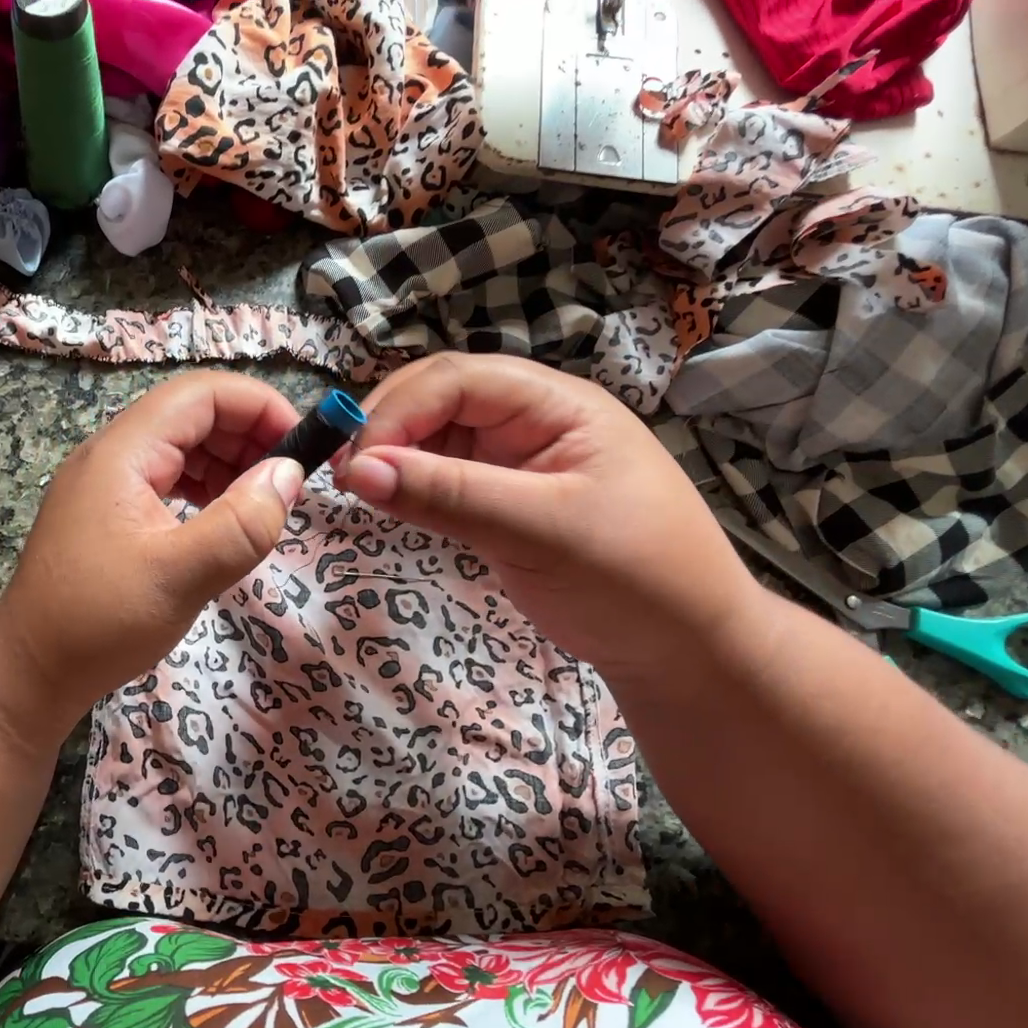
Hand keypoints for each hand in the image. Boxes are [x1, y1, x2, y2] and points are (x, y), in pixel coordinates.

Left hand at [0, 371, 306, 750]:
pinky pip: (165, 480)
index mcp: (122, 452)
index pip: (200, 393)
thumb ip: (241, 524)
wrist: (28, 671)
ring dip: (228, 463)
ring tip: (266, 501)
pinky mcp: (106, 514)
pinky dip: (204, 489)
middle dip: (248, 435)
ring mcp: (105, 484)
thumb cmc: (98, 622)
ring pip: (179, 447)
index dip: (259, 406)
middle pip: (191, 414)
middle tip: (291, 480)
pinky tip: (224, 518)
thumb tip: (289, 474)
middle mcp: (111, 455)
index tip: (304, 445)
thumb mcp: (180, 577)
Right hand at [334, 354, 762, 679]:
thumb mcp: (540, 532)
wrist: (682, 649)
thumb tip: (354, 471)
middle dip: (386, 425)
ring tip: (358, 488)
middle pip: (437, 395)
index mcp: (556, 404)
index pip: (457, 379)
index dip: (397, 410)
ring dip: (391, 452)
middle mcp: (530, 419)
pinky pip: (440, 472)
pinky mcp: (499, 495)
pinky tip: (388, 499)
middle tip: (344, 474)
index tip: (354, 464)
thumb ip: (447, 496)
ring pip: (432, 433)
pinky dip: (408, 482)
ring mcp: (513, 458)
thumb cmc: (634, 579)